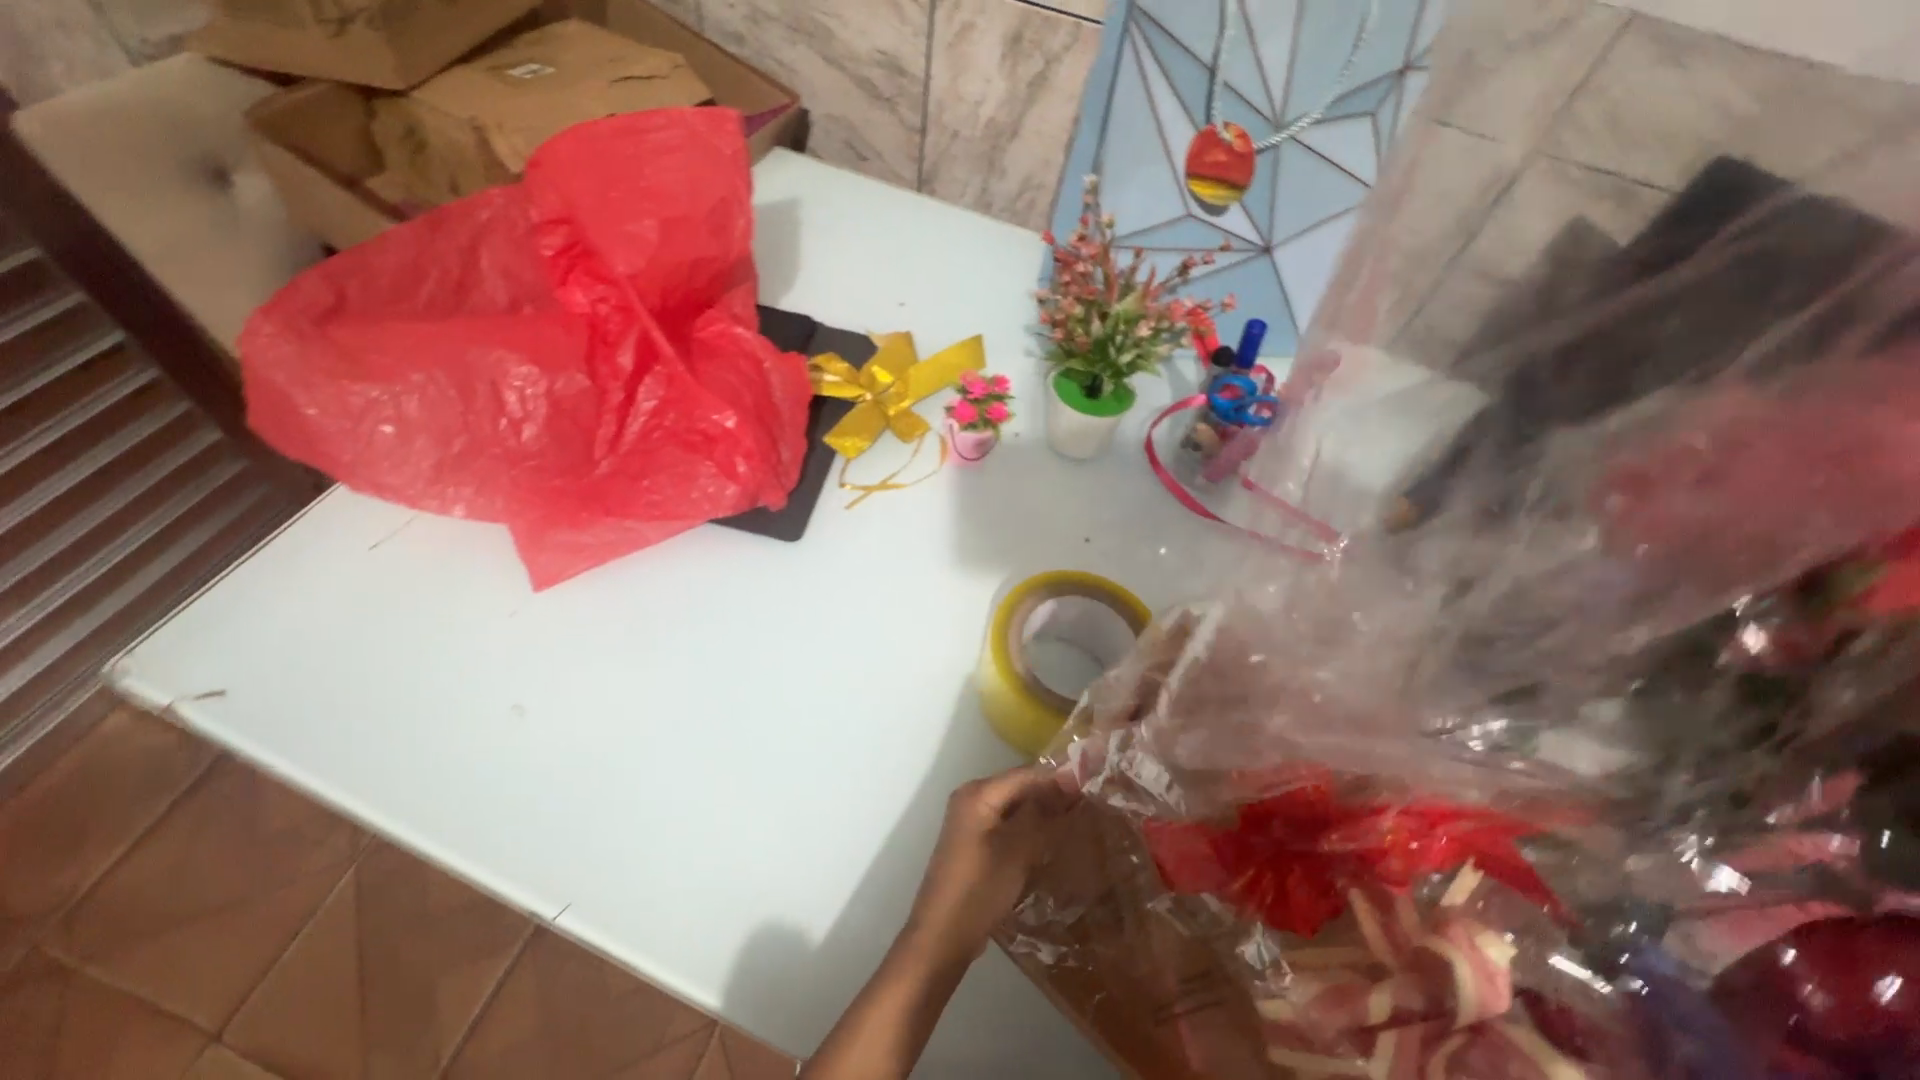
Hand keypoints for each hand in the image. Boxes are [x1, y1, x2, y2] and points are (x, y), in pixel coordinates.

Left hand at [902, 766, 1077, 968]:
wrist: (944, 935)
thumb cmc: (980, 887)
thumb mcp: (1018, 849)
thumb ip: (1044, 814)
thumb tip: (1071, 785)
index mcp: (978, 793)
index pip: (1027, 773)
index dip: (1061, 779)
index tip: (1095, 786)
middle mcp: (972, 799)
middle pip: (1021, 788)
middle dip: (1054, 796)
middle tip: (1092, 804)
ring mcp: (972, 823)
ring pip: (1016, 809)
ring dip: (1044, 814)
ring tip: (1081, 820)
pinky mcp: (976, 845)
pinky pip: (1009, 827)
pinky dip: (1030, 830)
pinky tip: (1054, 842)